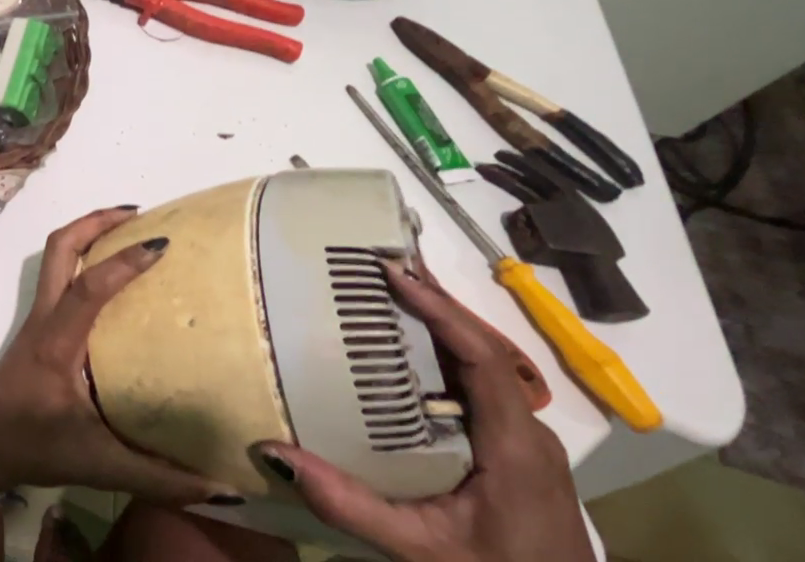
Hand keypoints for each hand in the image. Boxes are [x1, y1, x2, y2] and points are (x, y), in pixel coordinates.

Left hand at [0, 206, 226, 504]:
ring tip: (129, 231)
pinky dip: (83, 259)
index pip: (88, 289)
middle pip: (60, 250)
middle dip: (96, 222)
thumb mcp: (98, 465)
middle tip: (138, 214)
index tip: (160, 243)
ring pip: (55, 258)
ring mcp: (37, 319)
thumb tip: (223, 486)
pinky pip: (59, 277)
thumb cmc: (32, 446)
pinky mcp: (37, 327)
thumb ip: (158, 477)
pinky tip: (112, 276)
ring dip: (88, 235)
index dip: (123, 262)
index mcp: (58, 342)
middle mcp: (45, 319)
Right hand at [257, 260, 593, 561]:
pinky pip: (484, 390)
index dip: (440, 310)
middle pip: (485, 351)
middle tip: (378, 271)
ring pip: (487, 369)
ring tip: (387, 298)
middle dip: (434, 306)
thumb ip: (348, 503)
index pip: (483, 357)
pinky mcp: (522, 456)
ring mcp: (531, 445)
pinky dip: (446, 359)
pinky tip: (408, 359)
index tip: (392, 274)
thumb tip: (272, 450)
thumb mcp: (418, 550)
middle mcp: (531, 435)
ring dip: (440, 329)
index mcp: (515, 447)